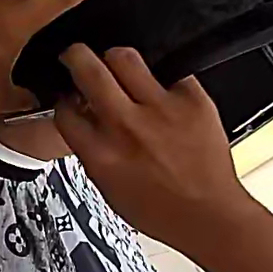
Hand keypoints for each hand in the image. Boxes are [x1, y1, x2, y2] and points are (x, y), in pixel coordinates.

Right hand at [54, 45, 261, 259]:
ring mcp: (160, 109)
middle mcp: (127, 127)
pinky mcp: (191, 99)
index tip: (69, 99)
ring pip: (124, 57)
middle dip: (75, 56)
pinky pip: (168, 71)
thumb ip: (92, 153)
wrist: (209, 215)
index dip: (63, 101)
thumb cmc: (163, 211)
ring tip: (119, 68)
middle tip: (77, 57)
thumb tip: (83, 125)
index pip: (65, 111)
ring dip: (115, 59)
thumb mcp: (109, 190)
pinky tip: (162, 92)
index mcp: (101, 155)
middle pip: (87, 68)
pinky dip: (162, 79)